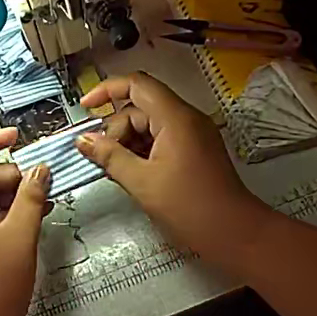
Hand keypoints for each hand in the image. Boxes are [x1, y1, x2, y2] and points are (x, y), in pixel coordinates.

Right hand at [75, 73, 275, 261]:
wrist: (234, 232)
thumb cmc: (188, 206)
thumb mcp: (141, 181)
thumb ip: (109, 156)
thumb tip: (83, 140)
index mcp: (175, 117)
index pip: (137, 84)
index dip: (107, 89)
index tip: (85, 107)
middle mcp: (186, 118)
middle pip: (141, 106)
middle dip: (116, 128)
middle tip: (102, 159)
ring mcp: (194, 133)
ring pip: (150, 124)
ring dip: (128, 142)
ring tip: (116, 170)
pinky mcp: (196, 149)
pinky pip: (162, 138)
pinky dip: (143, 150)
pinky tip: (132, 173)